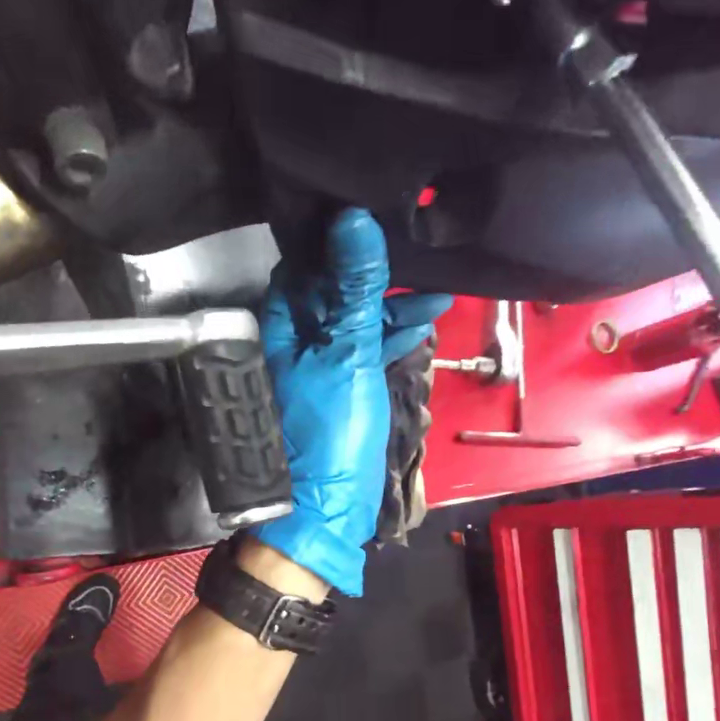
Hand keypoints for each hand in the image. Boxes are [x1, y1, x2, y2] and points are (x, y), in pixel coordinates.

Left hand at [247, 209, 450, 595]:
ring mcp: (324, 364)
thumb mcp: (347, 355)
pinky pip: (371, 348)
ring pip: (359, 319)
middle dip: (377, 271)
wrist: (330, 505)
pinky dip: (396, 335)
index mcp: (281, 327)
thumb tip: (354, 222)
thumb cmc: (331, 430)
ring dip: (395, 305)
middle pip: (337, 289)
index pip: (306, 265)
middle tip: (417, 246)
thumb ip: (354, 292)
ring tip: (437, 286)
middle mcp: (298, 340)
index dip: (339, 240)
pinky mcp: (348, 386)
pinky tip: (427, 318)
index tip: (375, 214)